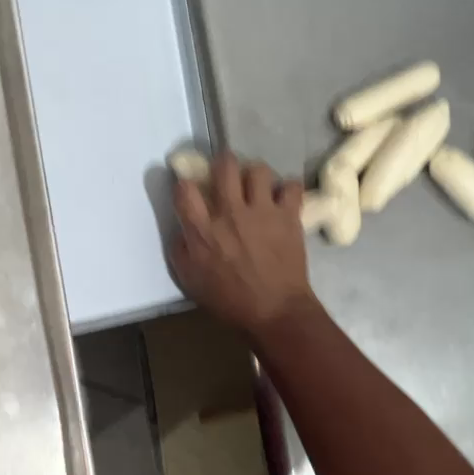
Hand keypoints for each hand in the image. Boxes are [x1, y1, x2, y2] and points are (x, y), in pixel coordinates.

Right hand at [168, 152, 319, 339]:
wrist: (274, 310)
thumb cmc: (228, 300)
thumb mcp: (190, 281)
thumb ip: (182, 250)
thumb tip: (183, 230)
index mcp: (202, 231)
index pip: (185, 190)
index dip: (184, 183)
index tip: (189, 189)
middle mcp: (230, 213)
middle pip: (225, 165)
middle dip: (223, 164)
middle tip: (225, 175)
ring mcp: (262, 211)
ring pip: (258, 169)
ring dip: (255, 175)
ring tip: (256, 188)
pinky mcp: (289, 215)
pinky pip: (291, 185)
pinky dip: (287, 189)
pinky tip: (283, 201)